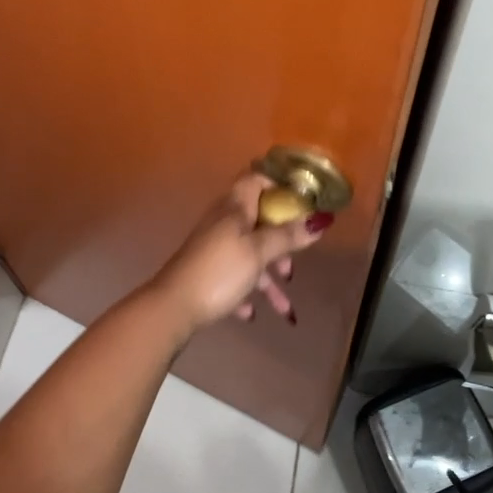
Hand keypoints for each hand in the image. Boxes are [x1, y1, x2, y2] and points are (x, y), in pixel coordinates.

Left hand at [148, 173, 329, 330]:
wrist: (172, 307)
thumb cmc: (219, 271)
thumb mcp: (258, 252)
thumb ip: (288, 236)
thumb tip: (320, 219)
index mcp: (235, 208)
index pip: (257, 179)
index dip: (280, 185)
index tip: (304, 203)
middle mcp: (224, 222)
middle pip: (259, 219)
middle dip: (282, 239)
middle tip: (298, 257)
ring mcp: (215, 248)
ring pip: (251, 254)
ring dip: (269, 278)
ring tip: (285, 306)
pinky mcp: (208, 273)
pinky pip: (236, 278)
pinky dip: (248, 293)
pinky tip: (252, 313)